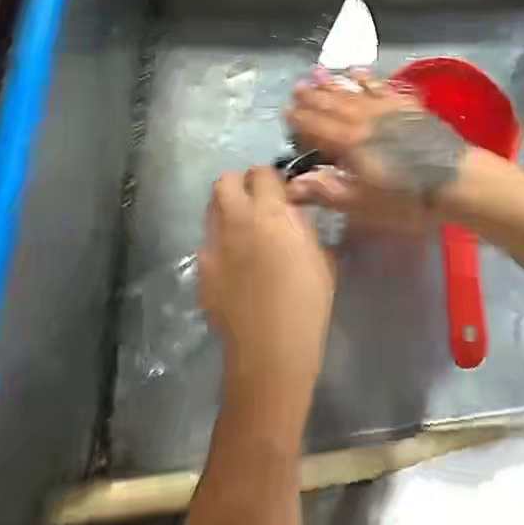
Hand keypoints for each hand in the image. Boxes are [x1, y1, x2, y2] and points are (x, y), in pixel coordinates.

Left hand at [200, 167, 333, 397]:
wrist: (270, 351)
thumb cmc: (308, 303)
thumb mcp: (321, 256)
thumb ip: (303, 226)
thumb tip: (294, 212)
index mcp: (271, 214)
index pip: (263, 173)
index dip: (275, 178)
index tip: (285, 192)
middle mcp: (236, 222)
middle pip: (225, 181)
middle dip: (242, 184)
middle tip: (261, 202)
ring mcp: (213, 246)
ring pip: (211, 207)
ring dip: (228, 208)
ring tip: (248, 228)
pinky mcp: (201, 270)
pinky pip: (208, 242)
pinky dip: (221, 241)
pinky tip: (238, 263)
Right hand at [285, 71, 469, 227]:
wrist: (458, 181)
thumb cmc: (409, 200)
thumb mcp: (363, 204)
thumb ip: (327, 191)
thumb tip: (291, 184)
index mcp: (350, 143)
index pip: (317, 127)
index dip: (300, 121)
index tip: (286, 112)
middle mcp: (366, 119)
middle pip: (334, 104)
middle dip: (314, 97)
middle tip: (298, 87)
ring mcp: (390, 109)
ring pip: (355, 92)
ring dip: (335, 84)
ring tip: (320, 75)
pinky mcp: (410, 107)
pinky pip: (383, 86)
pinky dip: (368, 78)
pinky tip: (360, 72)